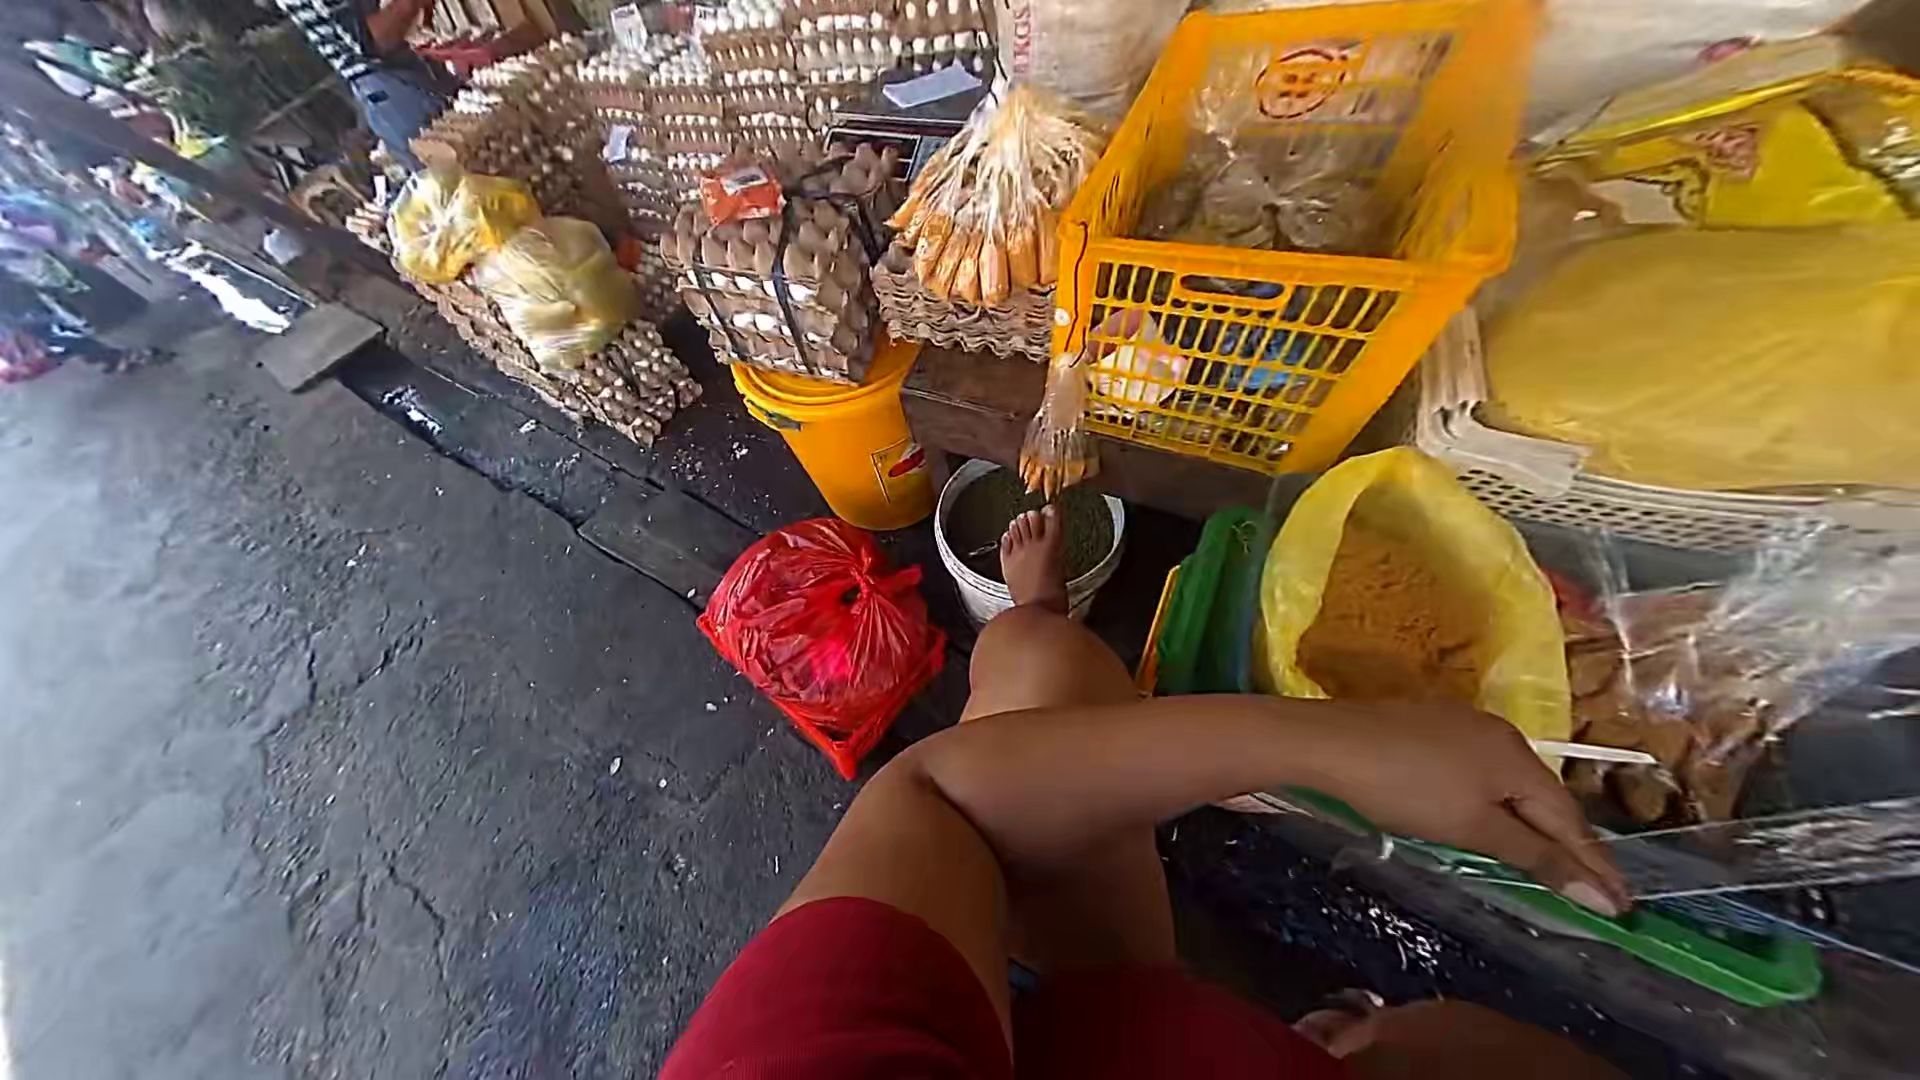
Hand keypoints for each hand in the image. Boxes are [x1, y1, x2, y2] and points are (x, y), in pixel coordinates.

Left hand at [1296, 702, 1631, 915]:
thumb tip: (1603, 895)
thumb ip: (1536, 856)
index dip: (1594, 865)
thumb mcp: (1471, 827)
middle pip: (1538, 794)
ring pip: (1502, 778)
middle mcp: (1490, 729)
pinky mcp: (1417, 722)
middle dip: (1561, 840)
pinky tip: (1478, 812)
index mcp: (1514, 754)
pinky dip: (1482, 796)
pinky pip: (1468, 766)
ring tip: (1539, 857)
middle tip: (1586, 887)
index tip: (1624, 907)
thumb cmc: (1399, 786)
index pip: (1569, 818)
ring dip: (1521, 817)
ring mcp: (1450, 721)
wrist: (1321, 740)